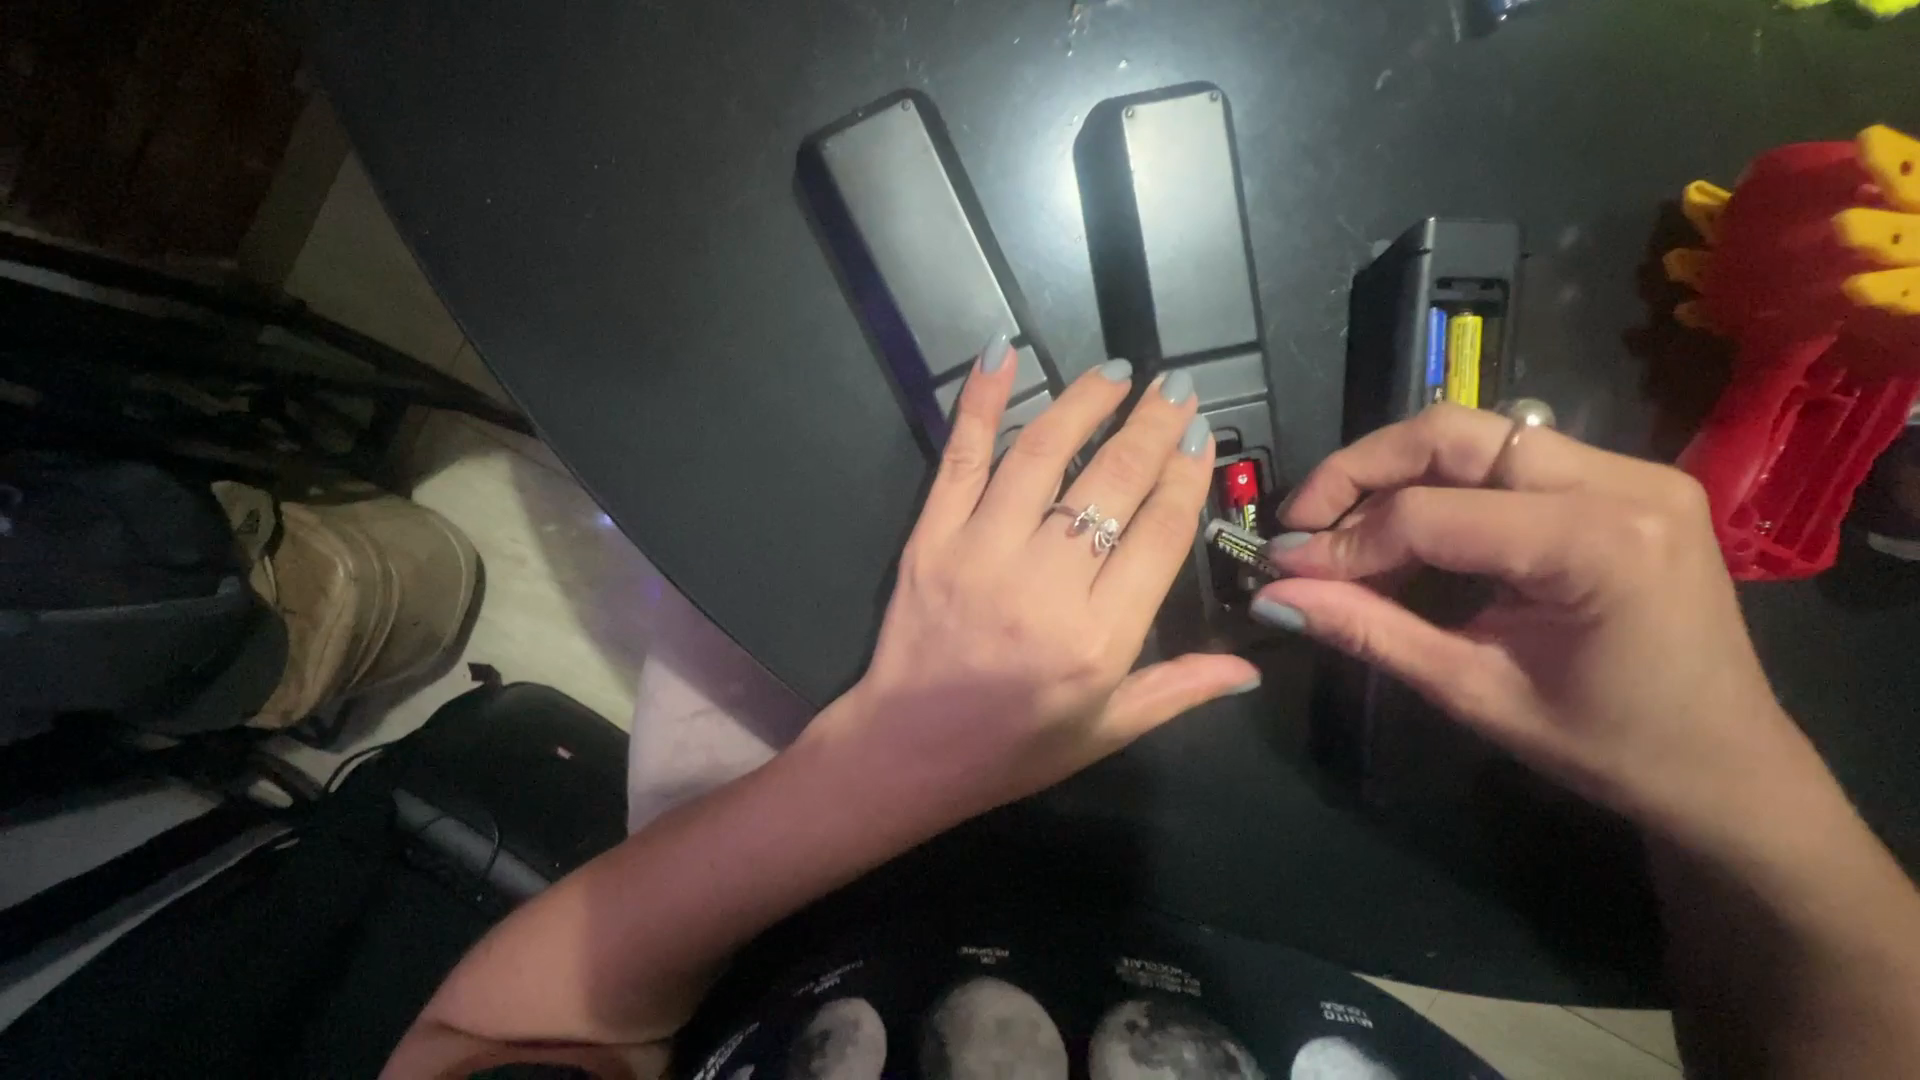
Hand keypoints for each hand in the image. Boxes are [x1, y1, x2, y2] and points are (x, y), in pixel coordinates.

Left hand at [797, 341, 1259, 828]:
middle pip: (1112, 483)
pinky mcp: (931, 537)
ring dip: (1085, 404)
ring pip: (1042, 455)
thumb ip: (1177, 691)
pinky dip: (981, 402)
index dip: (1186, 477)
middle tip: (1176, 388)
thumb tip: (1250, 667)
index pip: (1159, 534)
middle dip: (1151, 428)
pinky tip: (1004, 355)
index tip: (1200, 437)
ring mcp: (981, 552)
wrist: (906, 749)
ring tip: (1117, 374)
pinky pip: (961, 457)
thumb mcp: (1105, 732)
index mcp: (1099, 639)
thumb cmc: (1011, 748)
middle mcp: (1045, 586)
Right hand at [1253, 405, 1821, 852]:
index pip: (1429, 513)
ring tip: (1340, 533)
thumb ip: (1367, 630)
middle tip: (1300, 524)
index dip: (1341, 541)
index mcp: (1600, 544)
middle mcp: (1621, 481)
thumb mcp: (1472, 691)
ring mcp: (1626, 471)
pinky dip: (1431, 487)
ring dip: (1389, 476)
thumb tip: (1271, 597)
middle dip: (1356, 472)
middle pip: (1449, 434)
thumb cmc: (1606, 746)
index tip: (1280, 569)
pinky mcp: (1615, 480)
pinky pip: (1498, 458)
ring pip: (1469, 435)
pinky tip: (1399, 534)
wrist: (1726, 768)